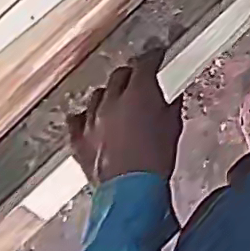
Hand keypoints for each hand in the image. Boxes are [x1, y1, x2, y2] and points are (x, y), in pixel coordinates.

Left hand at [66, 48, 181, 183]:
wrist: (131, 193)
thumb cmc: (155, 161)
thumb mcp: (173, 126)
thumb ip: (169, 105)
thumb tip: (170, 96)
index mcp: (139, 93)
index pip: (144, 63)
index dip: (152, 57)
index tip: (157, 57)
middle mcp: (112, 101)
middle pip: (119, 75)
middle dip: (131, 74)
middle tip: (140, 80)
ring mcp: (92, 120)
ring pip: (98, 95)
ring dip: (110, 94)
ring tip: (118, 101)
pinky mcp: (79, 140)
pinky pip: (76, 120)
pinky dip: (85, 117)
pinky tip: (92, 119)